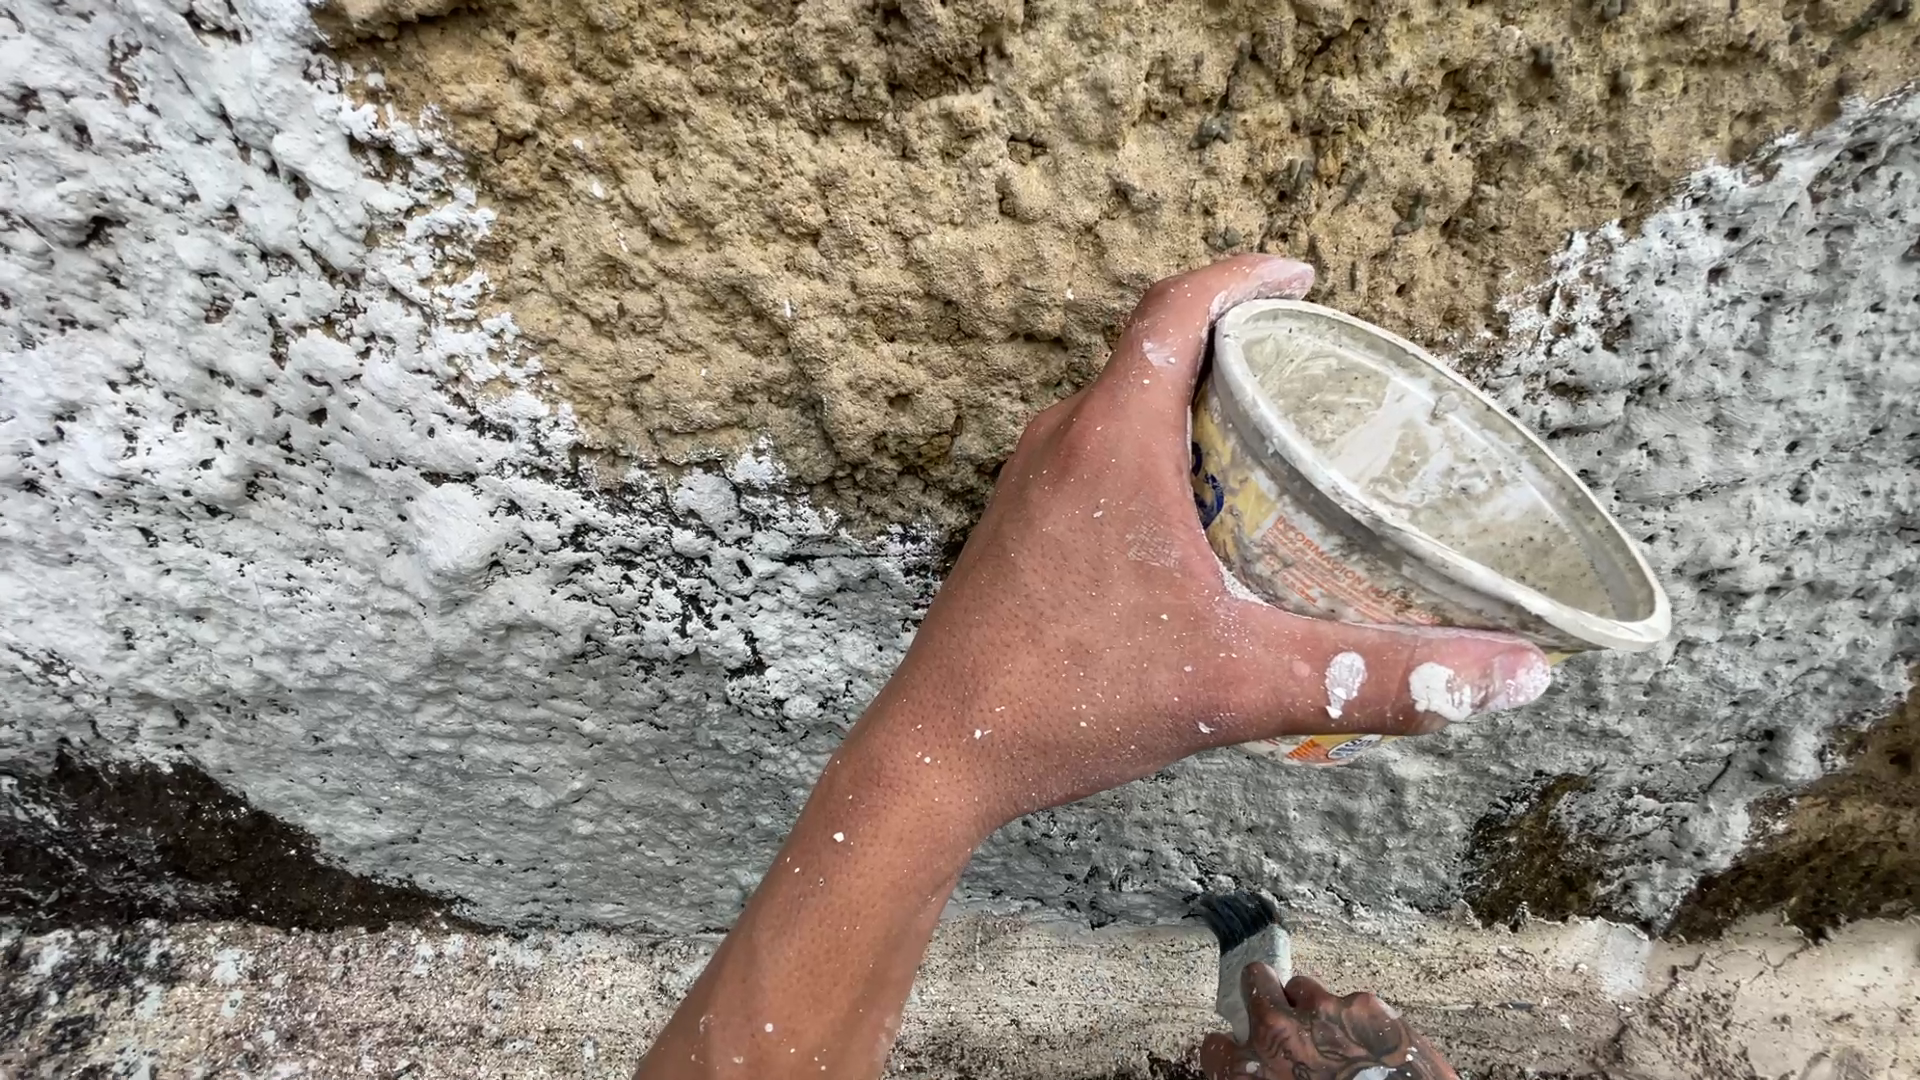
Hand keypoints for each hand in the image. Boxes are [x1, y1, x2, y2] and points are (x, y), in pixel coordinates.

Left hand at [859, 255, 1550, 832]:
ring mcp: (1026, 482)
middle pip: (1149, 353)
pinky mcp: (1013, 522)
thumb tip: (1514, 679)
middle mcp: (1058, 441)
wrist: (942, 745)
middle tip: (1304, 384)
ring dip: (1183, 408)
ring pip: (1115, 408)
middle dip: (1229, 351)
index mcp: (1109, 440)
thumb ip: (1378, 677)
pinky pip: (1085, 456)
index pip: (1175, 310)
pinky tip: (1180, 515)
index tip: (1298, 279)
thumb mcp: (1238, 683)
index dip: (1243, 277)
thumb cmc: (1071, 700)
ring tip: (1256, 445)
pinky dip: (1142, 456)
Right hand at [1201, 964, 1457, 1079]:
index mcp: (1249, 1074)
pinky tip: (1377, 1055)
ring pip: (1305, 986)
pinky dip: (1362, 1026)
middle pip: (1255, 980)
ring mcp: (1321, 1015)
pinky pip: (1355, 1005)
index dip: (1232, 1052)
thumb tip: (1265, 1079)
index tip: (1245, 1057)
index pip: (1217, 1047)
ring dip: (1315, 1010)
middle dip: (1266, 994)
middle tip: (1285, 1022)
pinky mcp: (1367, 1010)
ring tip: (1338, 1042)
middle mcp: (1275, 1032)